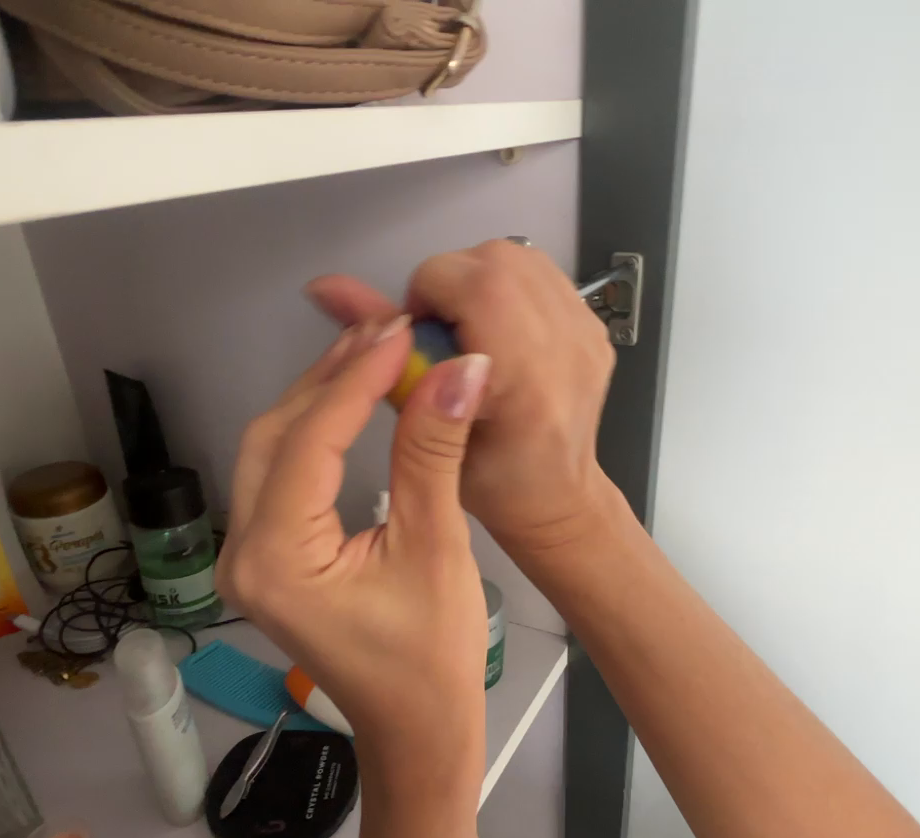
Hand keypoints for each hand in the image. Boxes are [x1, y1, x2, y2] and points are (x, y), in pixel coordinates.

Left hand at [217, 315, 492, 780]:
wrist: (415, 730)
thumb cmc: (432, 659)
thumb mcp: (435, 549)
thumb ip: (432, 453)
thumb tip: (459, 369)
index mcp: (276, 561)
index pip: (307, 442)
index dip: (354, 380)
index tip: (400, 331)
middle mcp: (240, 555)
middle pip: (272, 437)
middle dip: (327, 380)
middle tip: (385, 334)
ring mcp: (244, 560)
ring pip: (269, 453)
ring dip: (316, 401)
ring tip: (371, 355)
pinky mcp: (263, 561)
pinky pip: (277, 479)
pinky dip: (312, 436)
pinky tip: (347, 405)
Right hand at [306, 239, 616, 559]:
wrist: (557, 499)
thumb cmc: (488, 484)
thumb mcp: (421, 425)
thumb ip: (379, 352)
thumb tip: (325, 287)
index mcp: (524, 382)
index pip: (468, 283)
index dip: (427, 297)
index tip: (422, 343)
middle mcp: (566, 347)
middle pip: (493, 259)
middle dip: (451, 284)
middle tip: (443, 337)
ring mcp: (587, 332)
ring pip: (518, 257)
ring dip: (478, 282)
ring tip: (471, 332)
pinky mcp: (594, 326)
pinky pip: (541, 274)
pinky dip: (508, 289)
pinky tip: (501, 333)